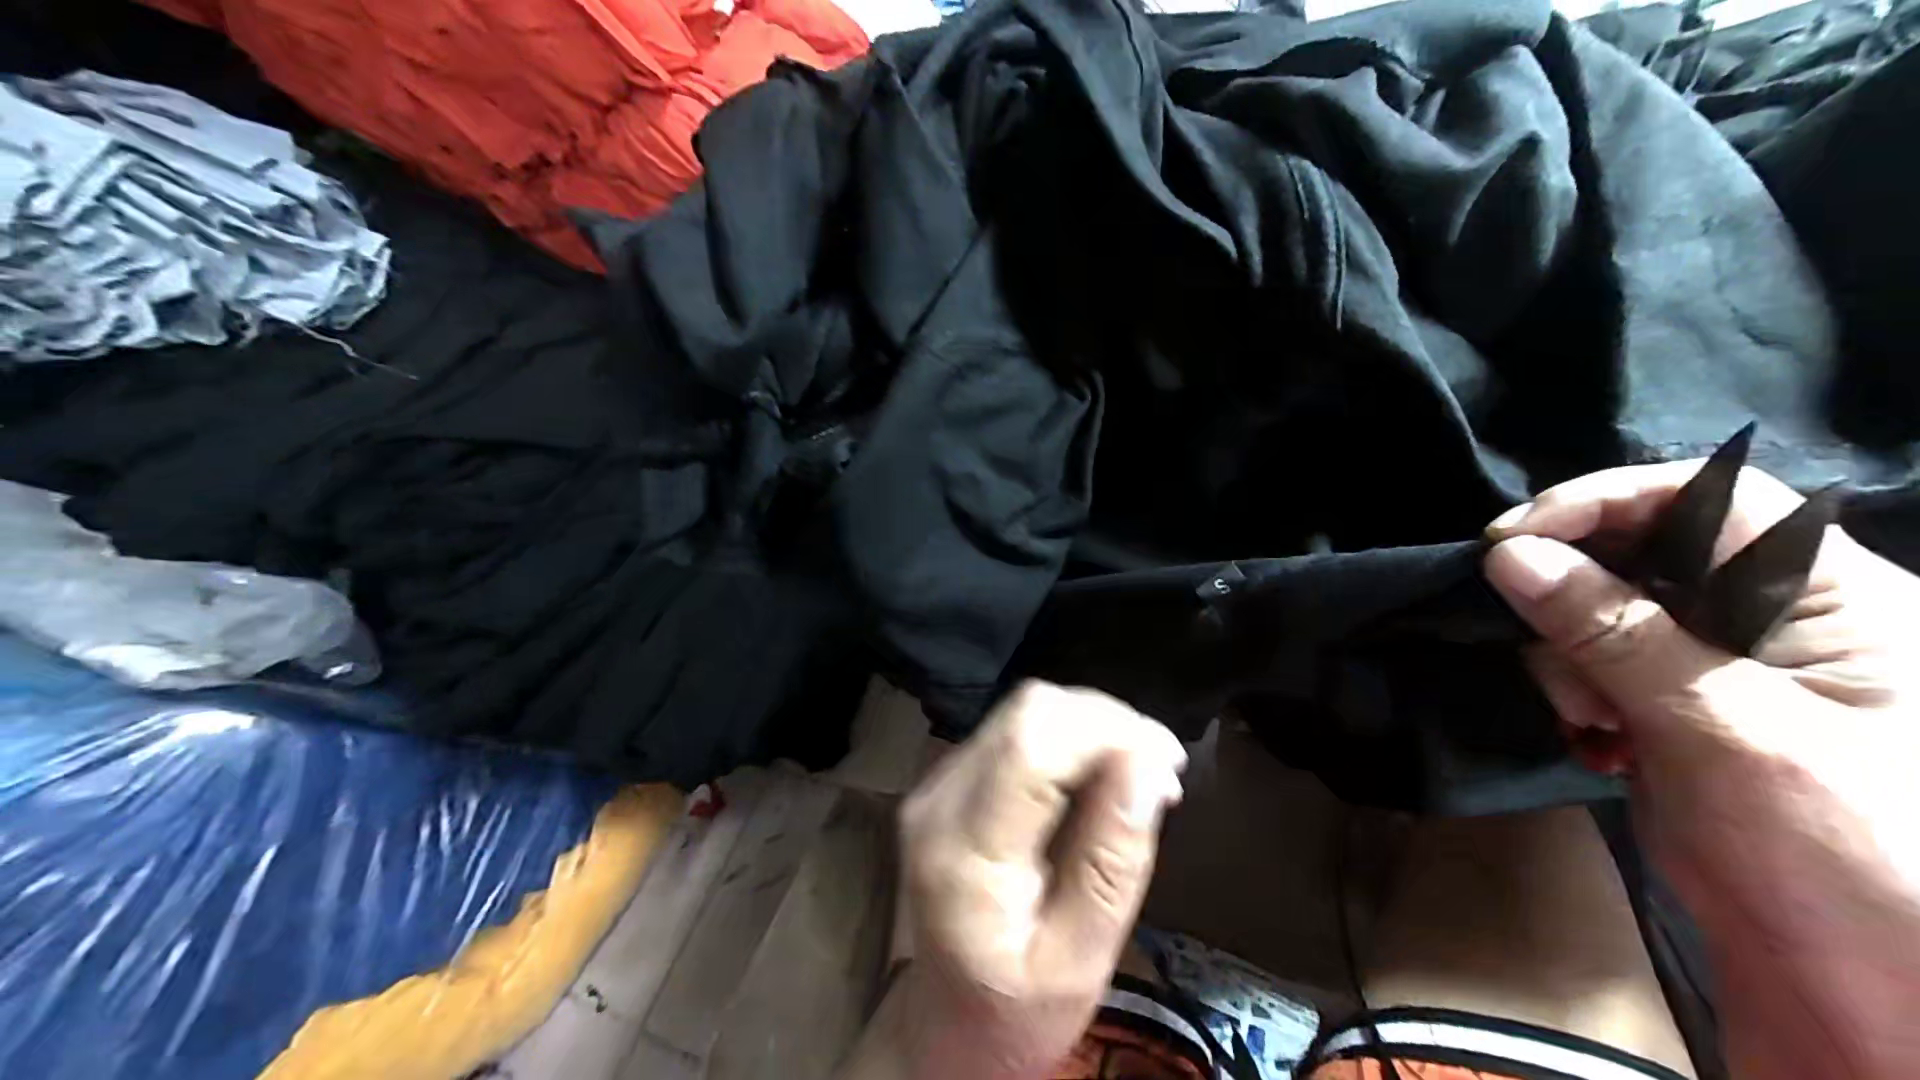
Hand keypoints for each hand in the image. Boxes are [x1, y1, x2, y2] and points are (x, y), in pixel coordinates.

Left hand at [841, 681, 1185, 1079]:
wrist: (947, 1018)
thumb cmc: (1018, 1008)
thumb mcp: (1082, 960)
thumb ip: (1112, 859)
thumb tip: (1148, 764)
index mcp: (965, 851)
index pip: (1030, 747)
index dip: (1105, 729)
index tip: (1167, 756)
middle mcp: (938, 799)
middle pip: (1027, 712)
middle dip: (1105, 721)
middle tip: (1162, 766)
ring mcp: (936, 783)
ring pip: (1022, 711)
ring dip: (1090, 724)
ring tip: (1140, 770)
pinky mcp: (947, 779)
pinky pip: (1013, 730)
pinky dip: (1067, 737)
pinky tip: (1100, 771)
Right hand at [1484, 461, 1919, 1079]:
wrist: (1864, 987)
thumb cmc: (1845, 855)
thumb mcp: (1722, 730)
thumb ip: (1612, 632)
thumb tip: (1509, 555)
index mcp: (1837, 600)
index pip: (1705, 498)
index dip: (1599, 503)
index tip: (1508, 545)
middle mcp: (1777, 615)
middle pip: (1634, 550)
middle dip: (1572, 601)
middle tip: (1562, 667)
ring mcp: (1719, 662)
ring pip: (1594, 609)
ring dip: (1567, 661)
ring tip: (1593, 725)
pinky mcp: (1672, 701)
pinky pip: (1588, 659)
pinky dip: (1572, 692)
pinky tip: (1596, 741)